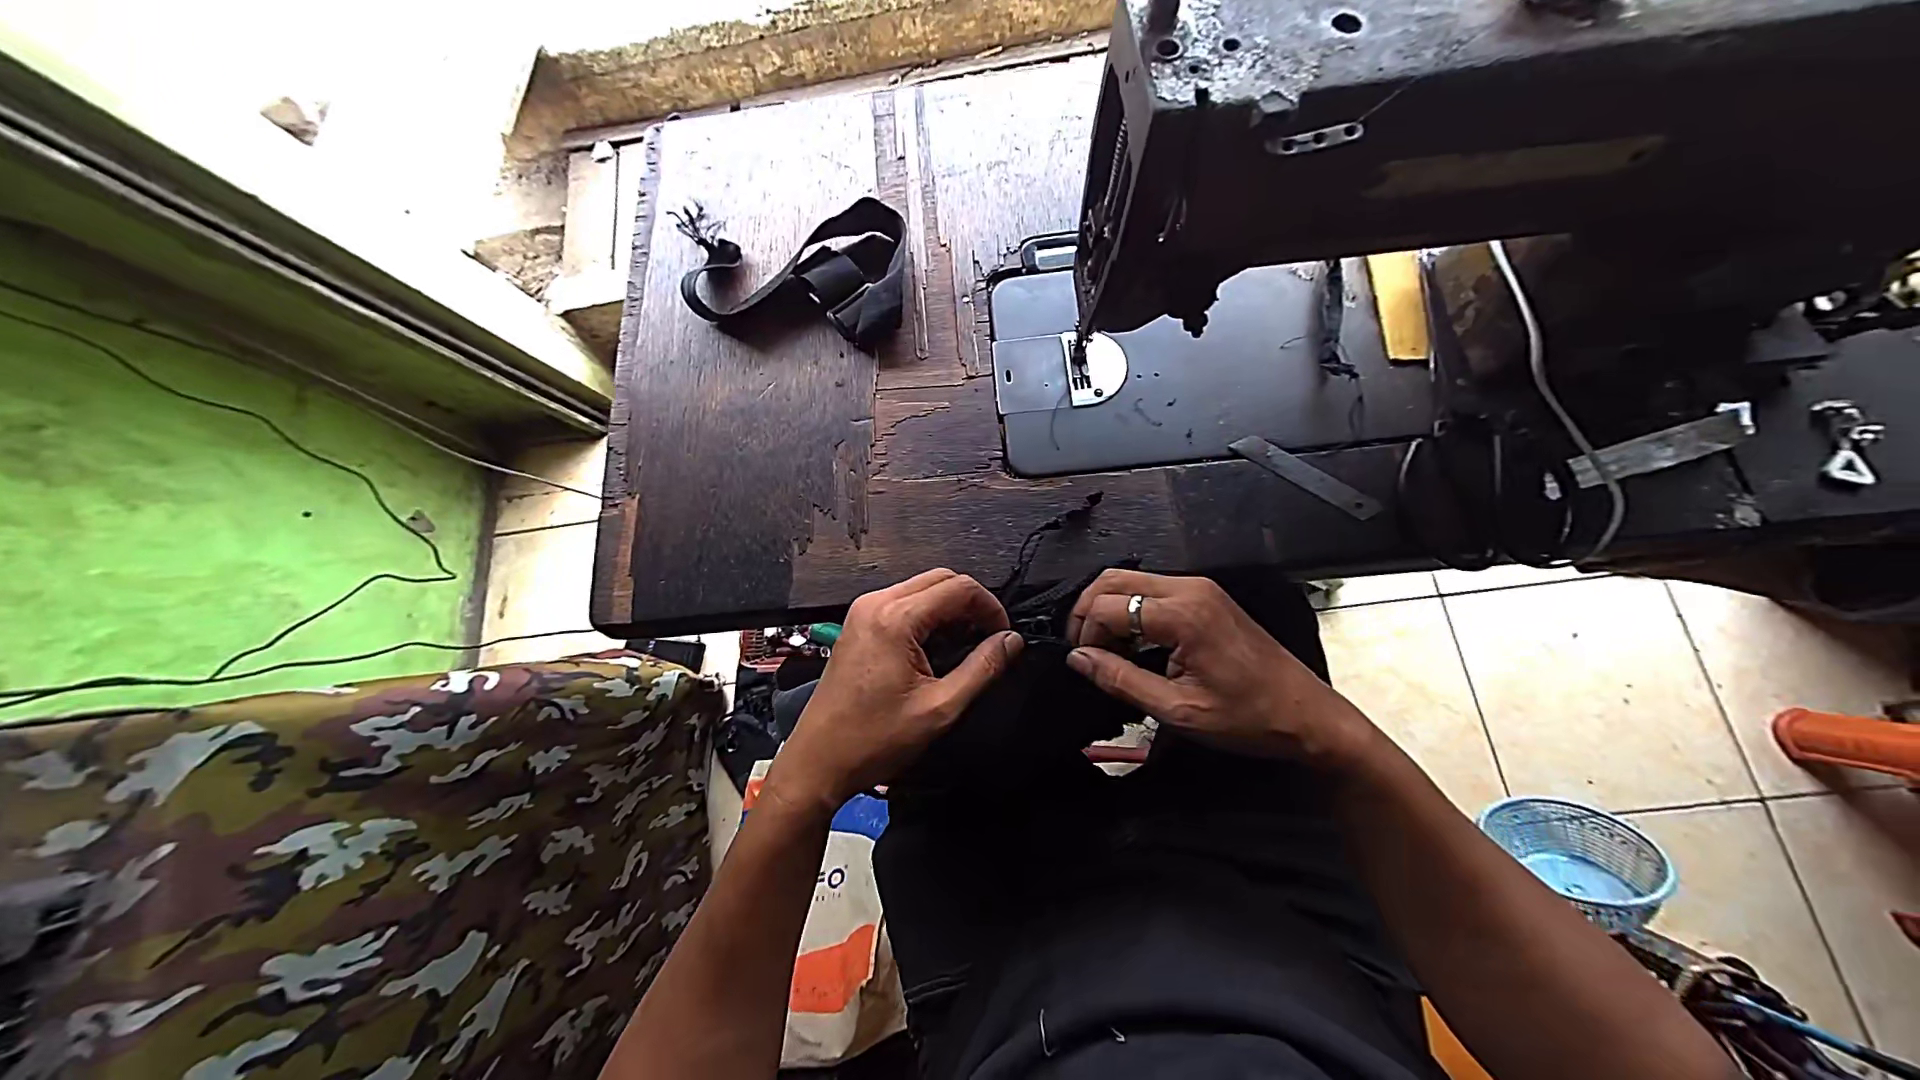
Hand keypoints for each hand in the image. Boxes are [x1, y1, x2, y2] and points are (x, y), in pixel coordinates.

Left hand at [766, 570, 1022, 810]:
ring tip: (964, 647)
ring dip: (949, 609)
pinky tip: (936, 648)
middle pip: (941, 579)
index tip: (1003, 636)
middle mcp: (875, 604)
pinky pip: (903, 602)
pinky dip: (927, 616)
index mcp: (894, 619)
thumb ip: (982, 669)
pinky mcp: (858, 624)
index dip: (991, 607)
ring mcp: (863, 612)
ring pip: (922, 588)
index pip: (959, 588)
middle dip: (971, 604)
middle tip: (988, 639)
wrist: (819, 760)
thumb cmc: (872, 740)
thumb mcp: (940, 708)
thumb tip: (1011, 641)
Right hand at [1063, 570, 1380, 767]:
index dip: (1085, 634)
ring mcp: (1200, 590)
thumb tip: (1079, 659)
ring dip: (1107, 611)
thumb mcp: (1178, 709)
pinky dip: (1130, 611)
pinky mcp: (1206, 598)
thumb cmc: (1252, 717)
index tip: (1084, 662)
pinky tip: (1132, 644)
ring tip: (1106, 651)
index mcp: (1184, 614)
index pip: (1106, 606)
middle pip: (1113, 580)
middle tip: (1084, 651)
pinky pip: (1152, 591)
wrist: (1308, 717)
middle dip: (1087, 612)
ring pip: (1130, 582)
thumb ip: (1120, 680)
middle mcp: (1191, 590)